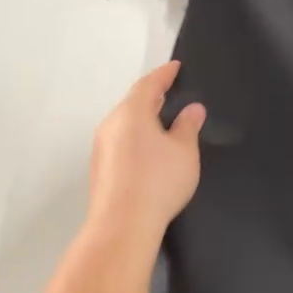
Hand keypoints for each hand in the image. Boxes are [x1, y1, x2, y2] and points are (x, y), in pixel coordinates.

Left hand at [84, 62, 206, 251]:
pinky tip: (150, 149)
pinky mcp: (101, 169)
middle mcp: (111, 125)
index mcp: (131, 114)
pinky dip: (137, 137)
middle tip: (172, 93)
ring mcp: (101, 148)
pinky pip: (121, 141)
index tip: (176, 67)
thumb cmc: (158, 180)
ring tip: (164, 121)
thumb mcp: (184, 150)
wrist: (122, 225)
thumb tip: (191, 109)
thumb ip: (188, 126)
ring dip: (143, 118)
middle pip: (132, 103)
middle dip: (152, 96)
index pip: (148, 84)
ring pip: (125, 124)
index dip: (164, 74)